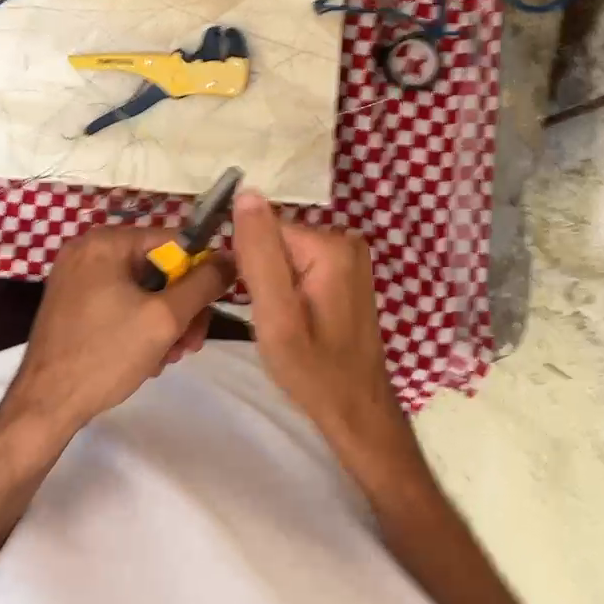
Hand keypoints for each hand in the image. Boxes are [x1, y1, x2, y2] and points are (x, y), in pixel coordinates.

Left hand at [2, 226, 233, 437]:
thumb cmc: (106, 354)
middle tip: (190, 344)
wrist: (46, 402)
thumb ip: (202, 284)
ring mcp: (75, 277)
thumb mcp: (165, 318)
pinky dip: (137, 325)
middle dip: (180, 306)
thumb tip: (229, 259)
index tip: (212, 308)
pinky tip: (146, 357)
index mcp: (106, 241)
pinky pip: (118, 302)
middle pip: (157, 267)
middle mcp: (87, 249)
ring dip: (162, 321)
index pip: (173, 240)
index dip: (200, 272)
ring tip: (168, 356)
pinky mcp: (71, 303)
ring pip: (140, 289)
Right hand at [230, 191, 408, 450]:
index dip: (247, 264)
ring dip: (272, 284)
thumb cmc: (314, 371)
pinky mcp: (346, 273)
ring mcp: (349, 257)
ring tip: (282, 323)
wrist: (357, 411)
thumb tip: (246, 192)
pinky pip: (299, 266)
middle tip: (268, 318)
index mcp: (330, 245)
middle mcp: (345, 241)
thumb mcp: (276, 316)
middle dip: (260, 274)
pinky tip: (295, 320)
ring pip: (284, 254)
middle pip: (275, 239)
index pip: (263, 229)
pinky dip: (288, 290)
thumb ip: (259, 254)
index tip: (251, 301)